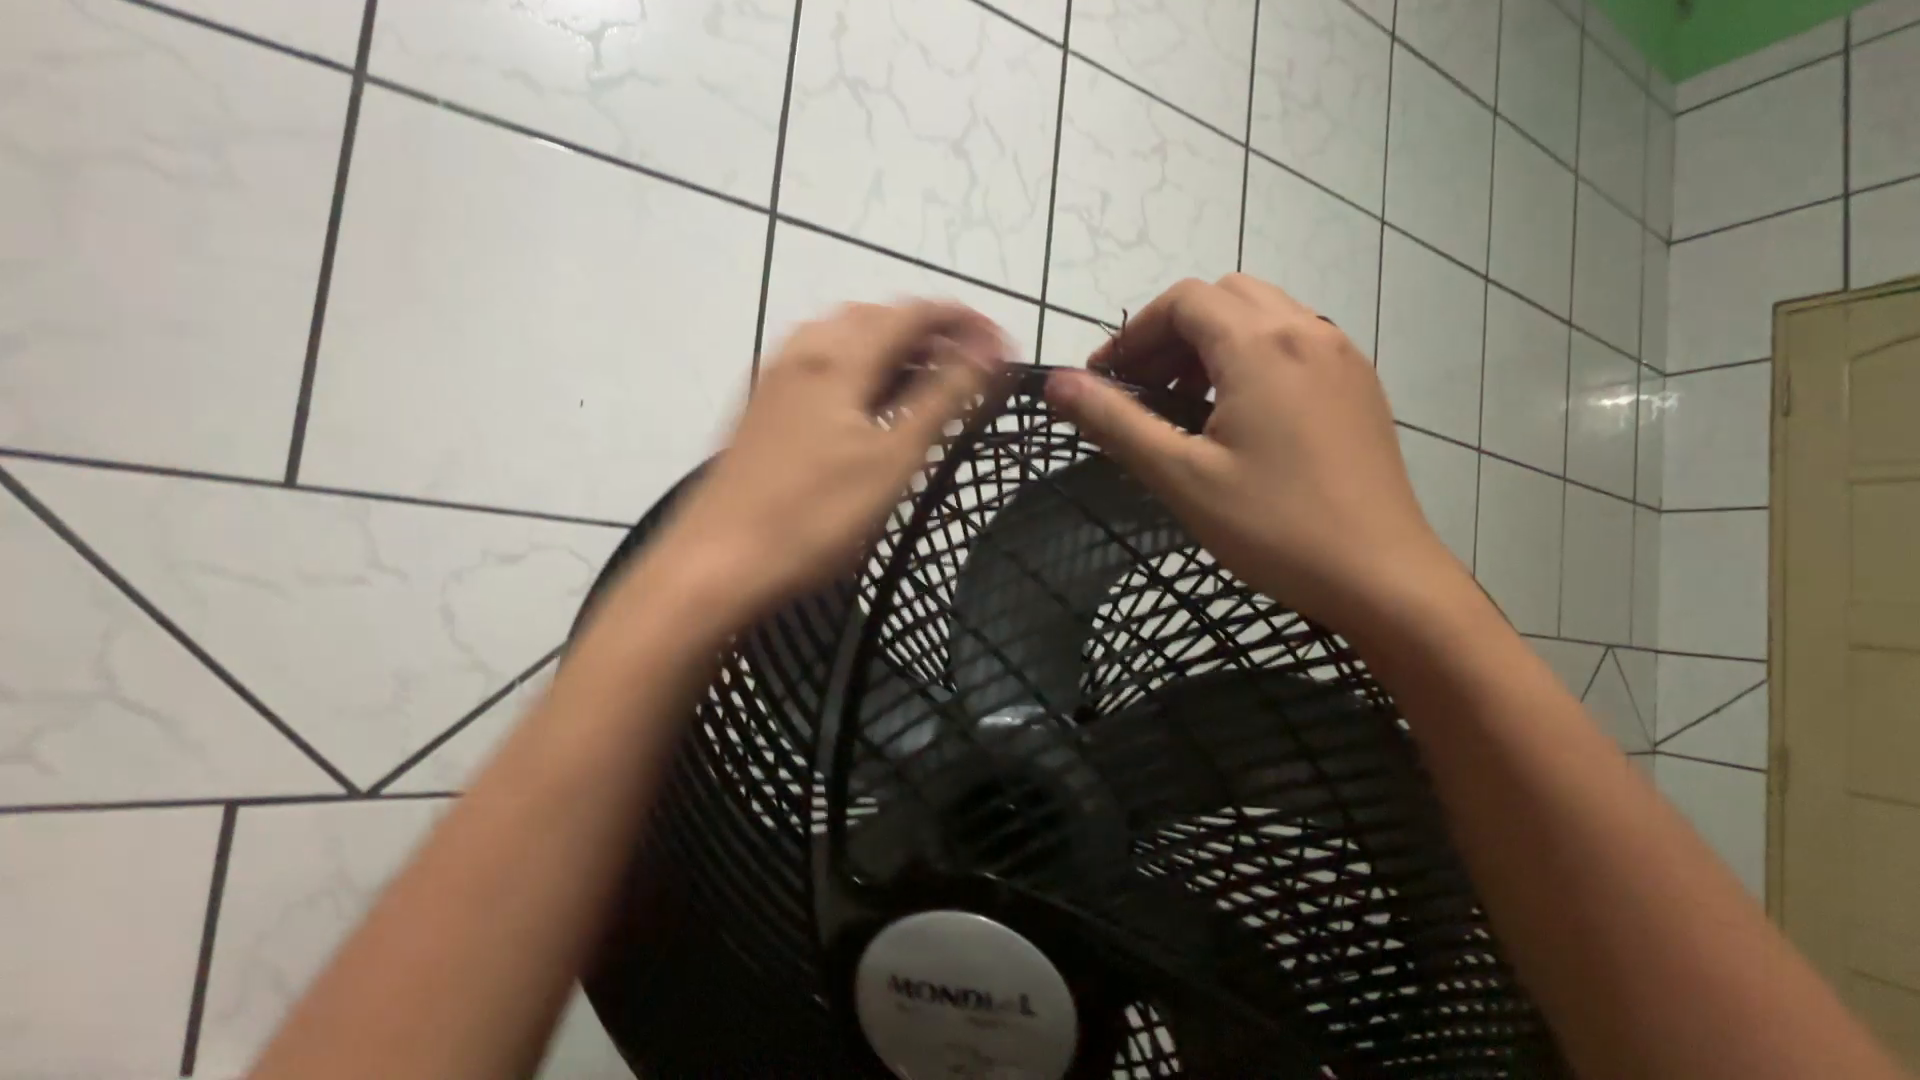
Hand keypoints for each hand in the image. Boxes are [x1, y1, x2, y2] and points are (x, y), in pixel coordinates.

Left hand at [633, 300, 1008, 627]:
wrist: (717, 563)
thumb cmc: (815, 517)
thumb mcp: (893, 459)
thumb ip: (944, 397)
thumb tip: (989, 347)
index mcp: (840, 356)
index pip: (915, 312)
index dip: (964, 321)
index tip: (1003, 347)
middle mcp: (804, 350)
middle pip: (878, 317)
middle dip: (930, 331)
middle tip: (970, 370)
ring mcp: (775, 377)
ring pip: (844, 338)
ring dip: (892, 347)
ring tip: (926, 383)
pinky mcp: (761, 406)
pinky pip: (819, 362)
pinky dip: (858, 366)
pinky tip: (867, 405)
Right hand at [1044, 274, 1467, 635]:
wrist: (1383, 576)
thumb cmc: (1274, 527)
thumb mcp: (1182, 477)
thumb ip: (1116, 422)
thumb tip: (1057, 384)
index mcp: (1260, 345)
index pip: (1182, 301)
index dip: (1133, 334)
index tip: (1105, 382)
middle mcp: (1308, 331)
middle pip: (1224, 297)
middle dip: (1172, 333)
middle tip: (1145, 390)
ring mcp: (1343, 357)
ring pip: (1265, 315)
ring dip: (1214, 342)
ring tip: (1189, 403)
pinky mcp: (1361, 386)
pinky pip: (1298, 343)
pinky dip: (1255, 357)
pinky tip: (1244, 418)